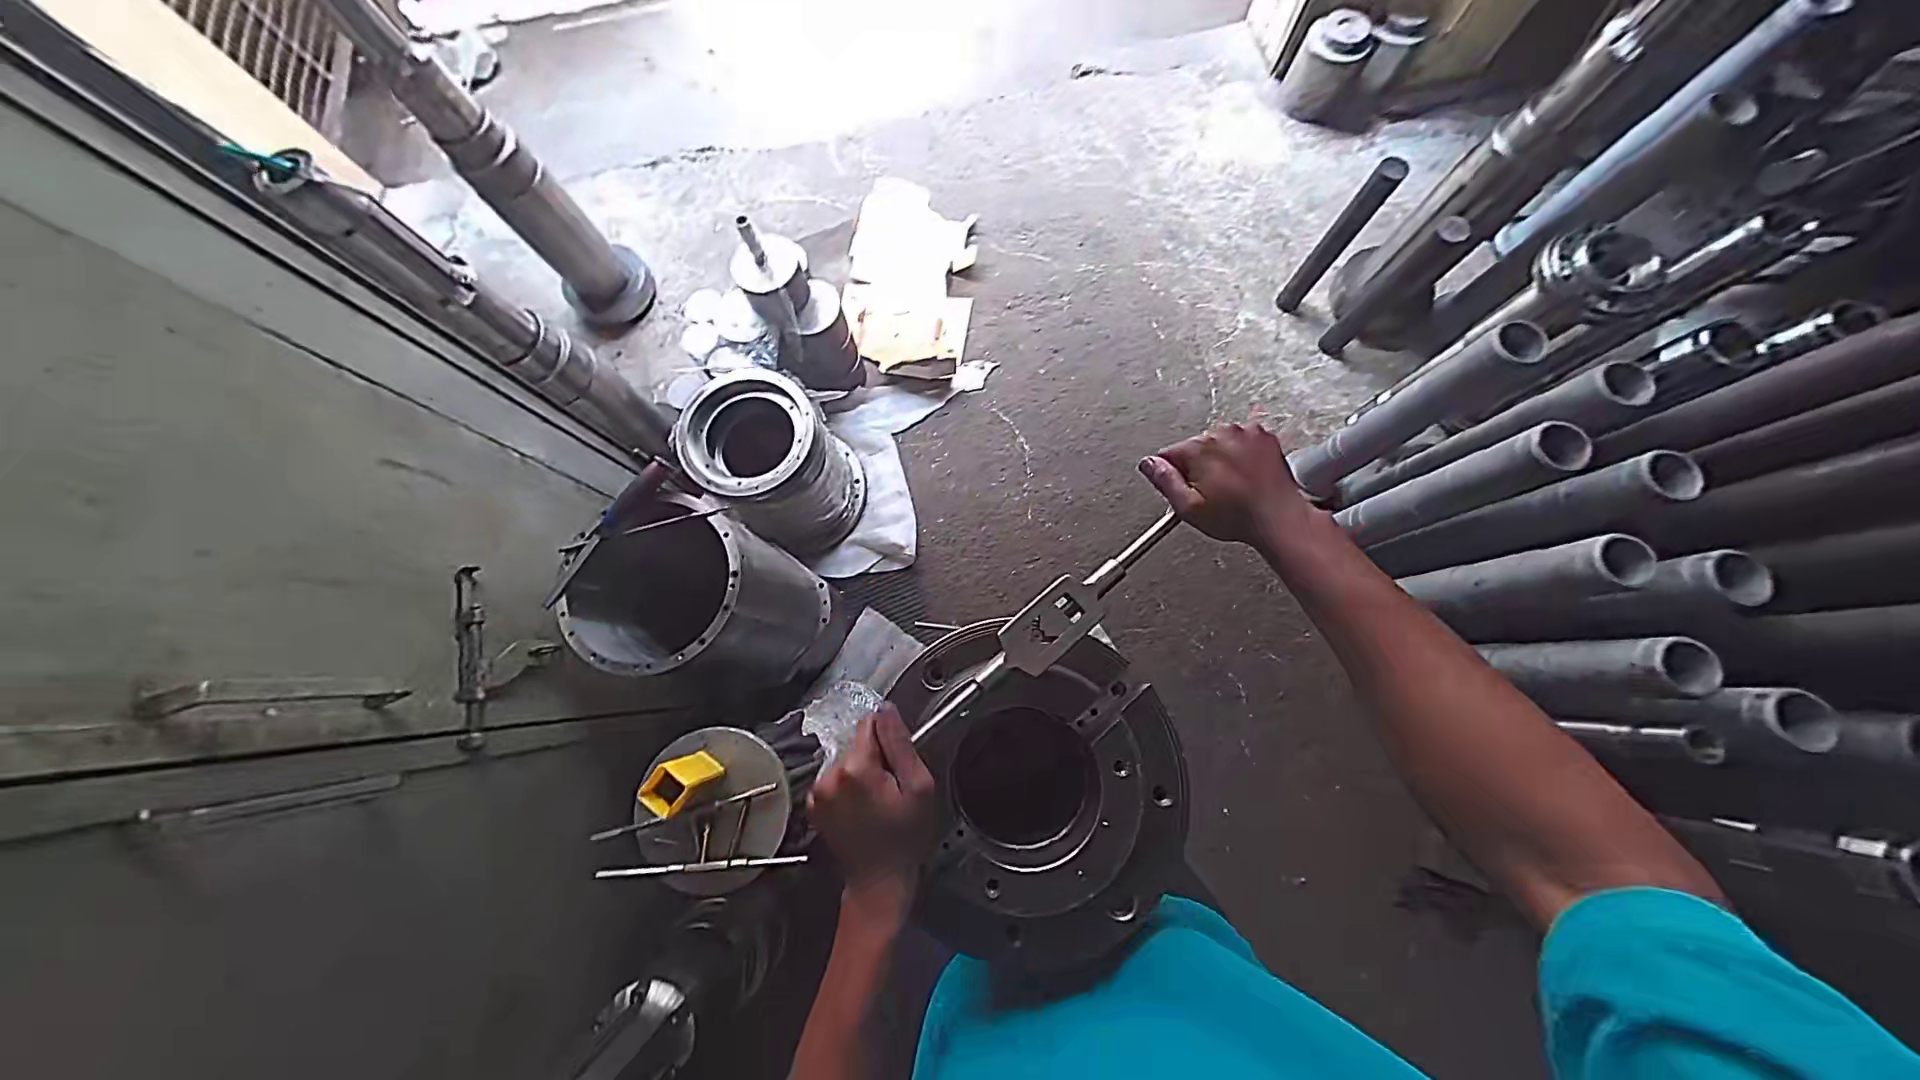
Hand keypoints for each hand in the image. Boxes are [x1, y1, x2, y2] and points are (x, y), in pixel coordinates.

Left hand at [808, 704, 937, 907]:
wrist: (879, 881)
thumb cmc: (903, 839)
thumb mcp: (918, 787)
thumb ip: (900, 744)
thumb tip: (886, 710)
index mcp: (856, 769)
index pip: (870, 723)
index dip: (889, 740)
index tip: (897, 762)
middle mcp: (830, 776)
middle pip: (857, 742)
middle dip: (876, 757)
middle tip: (890, 788)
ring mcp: (818, 791)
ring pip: (847, 759)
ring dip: (862, 771)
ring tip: (876, 801)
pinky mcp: (815, 803)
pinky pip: (836, 777)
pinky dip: (849, 786)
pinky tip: (862, 808)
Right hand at [1139, 422, 1313, 544]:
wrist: (1280, 518)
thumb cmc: (1239, 517)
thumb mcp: (1188, 508)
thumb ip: (1163, 481)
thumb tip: (1148, 464)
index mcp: (1199, 448)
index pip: (1168, 454)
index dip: (1174, 476)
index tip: (1189, 490)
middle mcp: (1223, 434)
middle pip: (1194, 448)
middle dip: (1198, 467)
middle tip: (1213, 492)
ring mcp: (1246, 433)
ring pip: (1218, 444)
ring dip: (1220, 461)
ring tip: (1232, 486)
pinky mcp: (1264, 437)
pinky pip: (1241, 442)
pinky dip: (1241, 456)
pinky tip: (1245, 477)